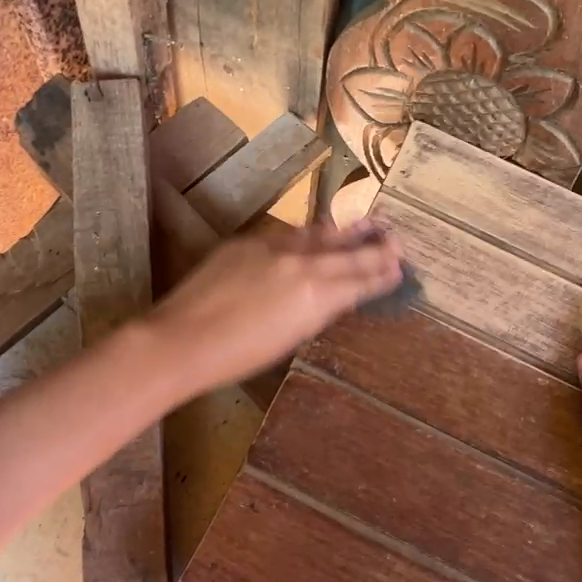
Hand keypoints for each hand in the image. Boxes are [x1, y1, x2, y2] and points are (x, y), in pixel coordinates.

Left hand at [143, 219, 403, 392]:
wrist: (183, 338)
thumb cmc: (237, 356)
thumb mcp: (290, 338)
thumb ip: (315, 310)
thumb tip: (332, 296)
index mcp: (317, 296)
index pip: (359, 281)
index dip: (381, 274)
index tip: (399, 268)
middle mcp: (303, 265)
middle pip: (348, 253)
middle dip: (375, 247)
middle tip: (396, 239)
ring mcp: (275, 248)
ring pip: (320, 236)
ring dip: (345, 233)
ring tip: (368, 224)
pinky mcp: (249, 242)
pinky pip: (289, 234)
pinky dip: (309, 235)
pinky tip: (317, 232)